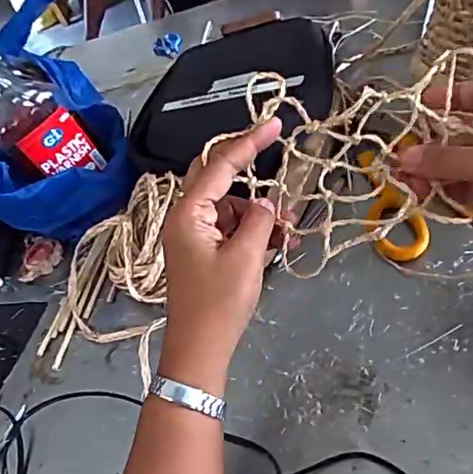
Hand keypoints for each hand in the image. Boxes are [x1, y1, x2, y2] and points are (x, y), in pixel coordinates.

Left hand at [159, 117, 286, 385]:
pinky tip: (277, 242)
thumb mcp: (247, 258)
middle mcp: (185, 218)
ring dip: (258, 211)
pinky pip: (229, 228)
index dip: (249, 142)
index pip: (220, 165)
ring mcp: (192, 236)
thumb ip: (260, 220)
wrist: (199, 349)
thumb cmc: (219, 304)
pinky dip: (252, 230)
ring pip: (228, 206)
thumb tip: (268, 203)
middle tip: (276, 157)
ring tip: (287, 229)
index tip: (276, 124)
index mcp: (188, 213)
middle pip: (217, 178)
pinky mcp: (202, 253)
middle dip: (248, 170)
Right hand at [396, 80, 472, 271]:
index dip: (456, 96)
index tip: (424, 104)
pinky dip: (449, 194)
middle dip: (436, 145)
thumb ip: (448, 159)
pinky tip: (428, 197)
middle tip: (405, 158)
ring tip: (410, 184)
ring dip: (437, 174)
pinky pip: (470, 192)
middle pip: (469, 135)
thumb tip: (404, 157)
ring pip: (465, 167)